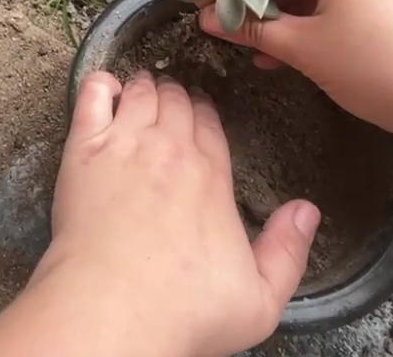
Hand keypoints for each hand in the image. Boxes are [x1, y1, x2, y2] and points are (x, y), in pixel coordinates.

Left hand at [29, 70, 319, 356]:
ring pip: (140, 93)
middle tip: (170, 95)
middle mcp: (169, 147)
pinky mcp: (84, 146)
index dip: (204, 111)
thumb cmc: (185, 309)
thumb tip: (308, 209)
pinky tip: (107, 86)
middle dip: (175, 93)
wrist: (114, 305)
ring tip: (144, 85)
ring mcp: (124, 142)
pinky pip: (93, 95)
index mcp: (211, 176)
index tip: (199, 108)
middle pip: (175, 100)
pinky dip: (102, 83)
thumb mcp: (261, 299)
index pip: (209, 122)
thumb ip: (288, 250)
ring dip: (145, 85)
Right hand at [199, 0, 392, 159]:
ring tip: (260, 53)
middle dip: (260, 5)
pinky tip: (299, 58)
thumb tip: (205, 18)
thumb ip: (252, 29)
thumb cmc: (381, 71)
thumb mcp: (306, 50)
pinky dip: (316, 30)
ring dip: (286, 23)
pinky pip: (343, 12)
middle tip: (228, 30)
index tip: (205, 2)